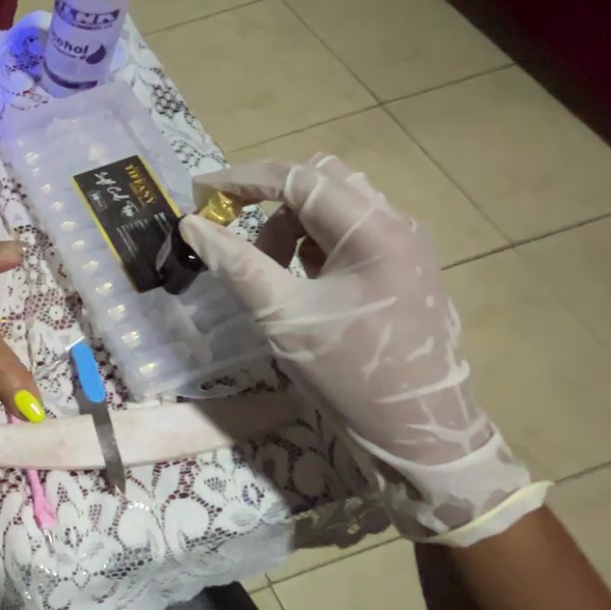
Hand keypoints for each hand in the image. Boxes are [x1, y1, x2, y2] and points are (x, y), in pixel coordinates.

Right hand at [179, 155, 546, 545]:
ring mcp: (403, 245)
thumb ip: (234, 262)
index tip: (197, 194)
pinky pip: (346, 229)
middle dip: (265, 194)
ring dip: (286, 218)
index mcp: (374, 232)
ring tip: (261, 262)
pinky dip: (308, 238)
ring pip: (333, 201)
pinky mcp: (401, 265)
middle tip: (226, 221)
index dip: (240, 179)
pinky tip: (294, 275)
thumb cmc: (349, 372)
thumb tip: (191, 224)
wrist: (419, 432)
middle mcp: (396, 225)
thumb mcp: (281, 316)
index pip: (298, 178)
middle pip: (320, 179)